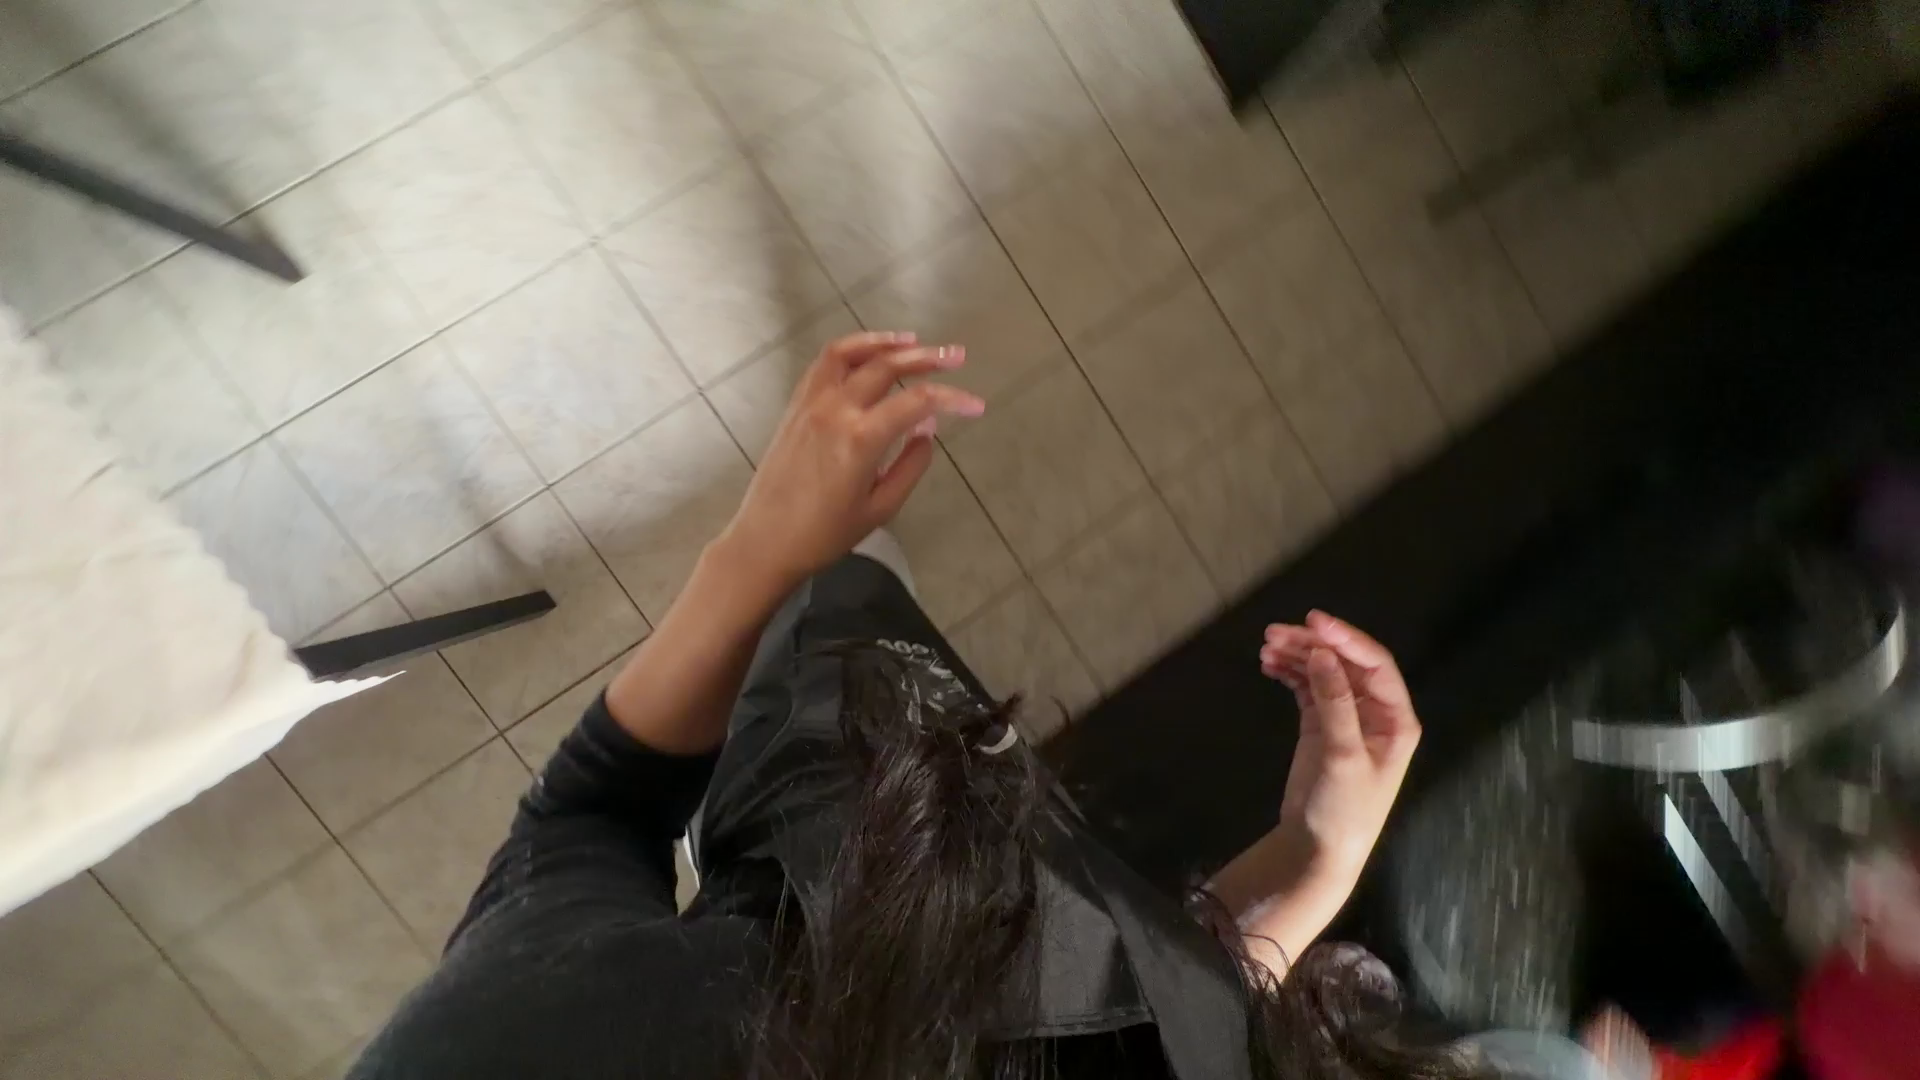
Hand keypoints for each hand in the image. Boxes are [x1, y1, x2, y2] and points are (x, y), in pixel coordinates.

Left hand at [717, 331, 983, 592]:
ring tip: (913, 342)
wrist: (766, 543)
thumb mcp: (881, 508)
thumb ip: (911, 465)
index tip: (977, 406)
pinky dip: (851, 351)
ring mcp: (811, 404)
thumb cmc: (826, 535)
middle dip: (927, 358)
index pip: (918, 403)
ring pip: (850, 353)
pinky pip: (824, 365)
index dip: (953, 399)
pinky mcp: (795, 407)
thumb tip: (926, 428)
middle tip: (957, 356)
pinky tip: (868, 355)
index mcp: (861, 439)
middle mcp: (835, 410)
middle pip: (887, 367)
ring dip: (885, 343)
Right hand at [1259, 611, 1419, 888]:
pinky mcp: (1320, 724)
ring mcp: (1345, 716)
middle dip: (1311, 644)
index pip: (1375, 664)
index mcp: (1395, 718)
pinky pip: (1306, 686)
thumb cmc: (1343, 807)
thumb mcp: (1343, 754)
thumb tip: (1322, 654)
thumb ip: (1335, 701)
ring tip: (1265, 647)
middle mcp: (1373, 712)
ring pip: (1322, 671)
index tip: (1312, 620)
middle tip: (1272, 633)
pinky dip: (1289, 672)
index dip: (1346, 639)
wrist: (1318, 847)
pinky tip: (1269, 665)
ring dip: (1296, 655)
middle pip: (1344, 663)